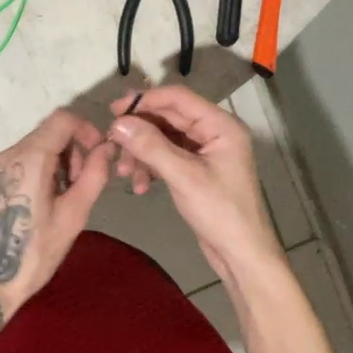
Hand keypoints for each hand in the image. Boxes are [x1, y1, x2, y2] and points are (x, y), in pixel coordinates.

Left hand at [0, 109, 114, 313]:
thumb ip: (94, 175)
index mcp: (29, 160)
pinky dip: (30, 172)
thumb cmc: (36, 254)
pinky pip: (11, 164)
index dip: (85, 130)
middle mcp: (4, 156)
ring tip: (57, 198)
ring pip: (28, 149)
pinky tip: (33, 204)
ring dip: (50, 163)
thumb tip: (106, 149)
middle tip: (78, 184)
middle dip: (69, 151)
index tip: (96, 154)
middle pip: (44, 134)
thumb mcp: (74, 216)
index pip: (61, 119)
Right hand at [107, 86, 283, 285]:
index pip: (178, 98)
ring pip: (165, 139)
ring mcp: (206, 152)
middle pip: (169, 118)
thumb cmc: (219, 211)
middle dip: (140, 132)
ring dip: (142, 153)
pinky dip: (152, 167)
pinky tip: (140, 186)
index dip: (145, 100)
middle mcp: (215, 133)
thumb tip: (118, 123)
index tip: (114, 111)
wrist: (241, 253)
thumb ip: (150, 146)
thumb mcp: (183, 176)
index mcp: (221, 125)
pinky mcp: (198, 170)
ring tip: (124, 173)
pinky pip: (168, 158)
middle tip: (112, 143)